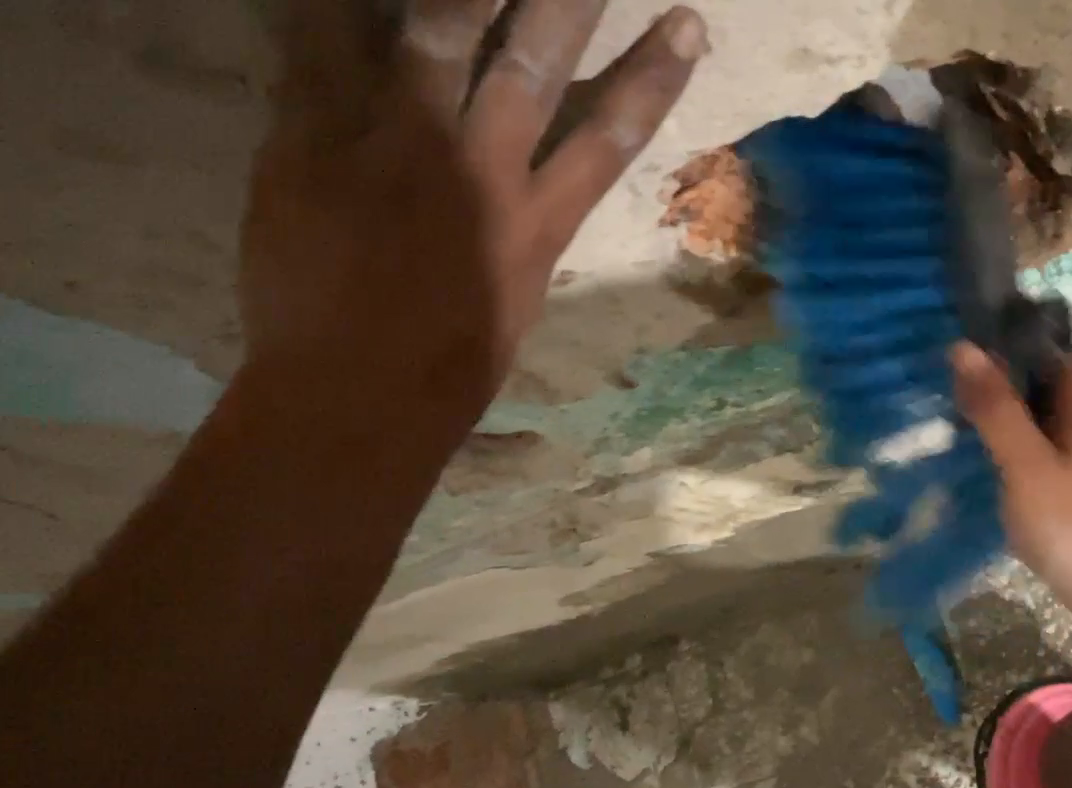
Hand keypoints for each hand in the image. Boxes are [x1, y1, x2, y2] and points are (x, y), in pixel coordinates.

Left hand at [241, 0, 706, 409]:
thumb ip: (517, 231)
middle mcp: (483, 171)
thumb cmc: (452, 368)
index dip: (654, 77)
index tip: (687, 25)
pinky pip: (321, 46)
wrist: (358, 394)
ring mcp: (399, 148)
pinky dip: (338, 4)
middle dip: (568, 1)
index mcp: (541, 223)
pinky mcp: (315, 140)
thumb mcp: (513, 297)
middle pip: (536, 64)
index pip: (612, 135)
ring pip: (439, 35)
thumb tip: (518, 192)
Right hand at [950, 342, 1071, 621]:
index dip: (1016, 337)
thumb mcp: (1026, 465)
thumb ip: (996, 409)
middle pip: (1048, 382)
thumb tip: (964, 348)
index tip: (968, 332)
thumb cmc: (1070, 525)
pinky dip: (1015, 441)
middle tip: (950, 370)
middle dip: (1005, 374)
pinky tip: (984, 452)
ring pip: (1044, 417)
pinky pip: (1043, 447)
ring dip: (1007, 410)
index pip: (1055, 349)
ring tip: (957, 405)